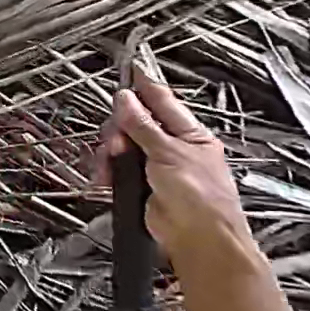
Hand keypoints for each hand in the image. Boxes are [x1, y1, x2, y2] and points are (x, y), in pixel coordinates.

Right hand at [94, 70, 249, 266]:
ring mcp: (156, 166)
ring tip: (112, 161)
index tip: (129, 69)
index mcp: (189, 134)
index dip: (143, 85)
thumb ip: (142, 125)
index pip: (161, 100)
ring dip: (111, 151)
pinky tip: (106, 176)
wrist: (199, 241)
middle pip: (134, 122)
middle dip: (119, 127)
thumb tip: (126, 100)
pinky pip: (117, 168)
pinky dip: (108, 169)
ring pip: (121, 144)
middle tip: (116, 138)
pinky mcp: (141, 184)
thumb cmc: (203, 200)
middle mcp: (172, 148)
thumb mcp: (169, 153)